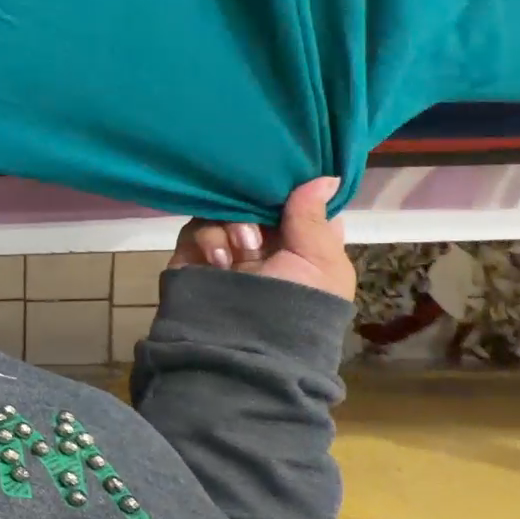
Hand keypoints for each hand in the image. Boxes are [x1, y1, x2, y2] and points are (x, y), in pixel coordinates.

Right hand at [169, 177, 355, 300]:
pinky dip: (207, 239)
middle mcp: (264, 242)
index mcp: (303, 244)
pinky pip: (195, 228)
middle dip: (255, 209)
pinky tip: (218, 260)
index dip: (292, 189)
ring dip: (231, 226)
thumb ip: (313, 219)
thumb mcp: (319, 262)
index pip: (296, 204)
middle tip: (260, 225)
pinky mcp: (193, 253)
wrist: (241, 341)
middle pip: (254, 202)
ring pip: (223, 212)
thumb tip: (326, 176)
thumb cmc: (295, 302)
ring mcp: (227, 247)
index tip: (288, 177)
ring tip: (240, 250)